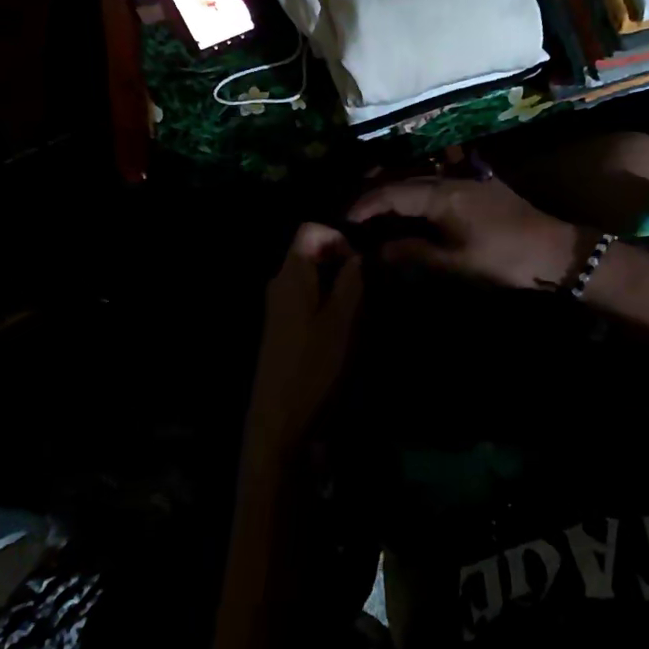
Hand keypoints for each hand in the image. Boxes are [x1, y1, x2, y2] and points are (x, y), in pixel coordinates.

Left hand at [251, 224, 363, 448]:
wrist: (281, 418)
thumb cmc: (314, 366)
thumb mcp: (343, 320)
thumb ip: (352, 280)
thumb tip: (358, 254)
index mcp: (290, 273)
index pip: (310, 230)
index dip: (339, 236)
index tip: (362, 260)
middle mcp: (280, 282)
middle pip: (310, 251)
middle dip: (341, 260)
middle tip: (370, 283)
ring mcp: (279, 305)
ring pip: (311, 276)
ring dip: (337, 283)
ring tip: (363, 304)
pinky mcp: (283, 326)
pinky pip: (307, 297)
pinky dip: (327, 301)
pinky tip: (346, 324)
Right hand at [348, 178, 587, 290]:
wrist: (554, 251)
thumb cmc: (502, 259)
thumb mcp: (453, 263)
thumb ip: (411, 253)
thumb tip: (376, 250)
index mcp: (440, 195)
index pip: (390, 194)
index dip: (363, 206)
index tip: (343, 220)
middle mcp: (449, 178)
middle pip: (401, 179)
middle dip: (372, 193)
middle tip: (352, 212)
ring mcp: (465, 178)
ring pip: (418, 176)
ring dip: (393, 188)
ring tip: (375, 206)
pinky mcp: (477, 184)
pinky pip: (436, 179)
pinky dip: (415, 188)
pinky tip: (412, 200)